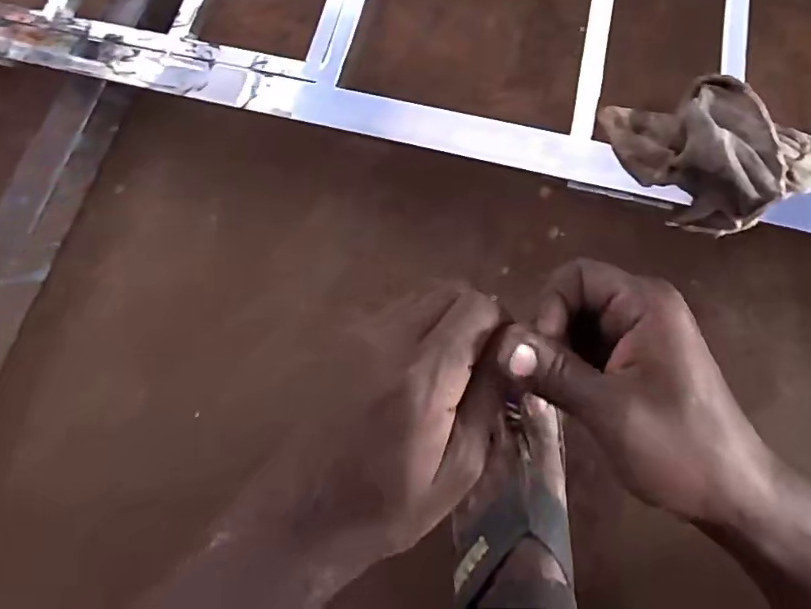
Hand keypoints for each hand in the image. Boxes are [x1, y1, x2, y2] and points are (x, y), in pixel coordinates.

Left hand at [143, 282, 506, 607]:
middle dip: (477, 316)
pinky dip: (419, 324)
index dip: (501, 326)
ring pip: (424, 294)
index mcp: (422, 375)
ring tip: (447, 365)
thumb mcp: (458, 470)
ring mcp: (361, 334)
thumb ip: (489, 401)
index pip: (479, 307)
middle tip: (479, 359)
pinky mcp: (342, 339)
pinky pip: (397, 309)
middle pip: (453, 290)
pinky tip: (412, 368)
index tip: (504, 358)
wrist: (297, 520)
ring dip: (447, 317)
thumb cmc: (385, 506)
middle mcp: (390, 338)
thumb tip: (514, 352)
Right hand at [494, 259, 772, 525]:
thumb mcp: (610, 409)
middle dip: (551, 333)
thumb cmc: (678, 446)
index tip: (539, 357)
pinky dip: (575, 368)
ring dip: (560, 354)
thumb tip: (502, 344)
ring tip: (550, 396)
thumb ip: (555, 371)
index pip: (577, 274)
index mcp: (644, 300)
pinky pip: (595, 347)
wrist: (734, 493)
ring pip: (582, 324)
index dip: (550, 307)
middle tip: (538, 382)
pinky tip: (569, 401)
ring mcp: (644, 332)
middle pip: (577, 297)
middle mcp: (644, 305)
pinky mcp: (640, 359)